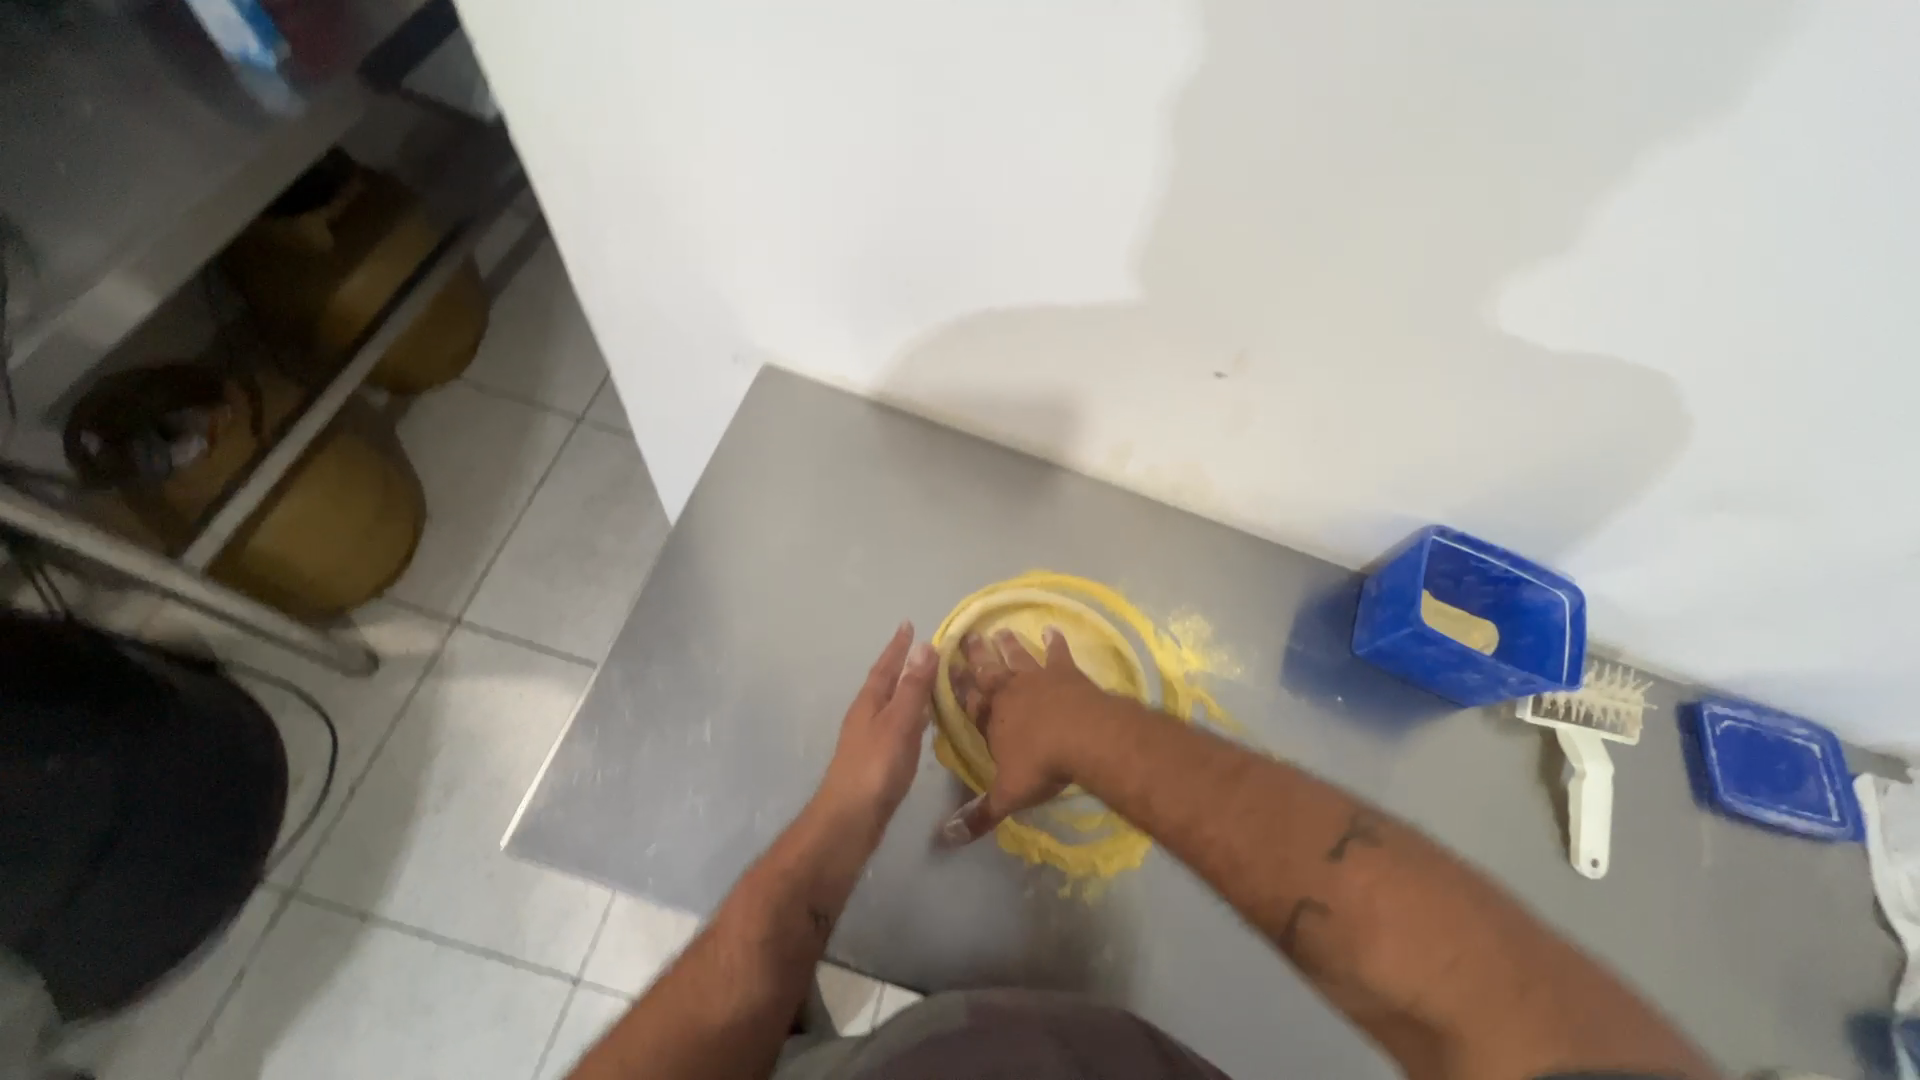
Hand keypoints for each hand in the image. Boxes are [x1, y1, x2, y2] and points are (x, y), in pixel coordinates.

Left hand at [817, 622, 937, 824]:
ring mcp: (870, 741)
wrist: (850, 820)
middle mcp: (866, 717)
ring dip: (908, 691)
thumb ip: (913, 687)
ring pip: (892, 706)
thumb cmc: (875, 767)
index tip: (908, 625)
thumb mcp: (898, 722)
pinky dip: (911, 718)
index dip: (898, 647)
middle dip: (903, 666)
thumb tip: (925, 645)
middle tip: (923, 650)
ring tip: (927, 682)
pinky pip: (898, 728)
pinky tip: (921, 726)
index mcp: (869, 703)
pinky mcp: (877, 762)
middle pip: (886, 684)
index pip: (886, 667)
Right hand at [938, 626, 1107, 845]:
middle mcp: (1009, 693)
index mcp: (990, 719)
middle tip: (966, 635)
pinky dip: (1054, 641)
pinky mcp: (1066, 673)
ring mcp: (1038, 679)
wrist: (1083, 736)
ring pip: (1017, 658)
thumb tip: (947, 839)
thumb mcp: (1008, 795)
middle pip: (988, 671)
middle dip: (976, 656)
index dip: (957, 686)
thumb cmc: (1041, 765)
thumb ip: (980, 814)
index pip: (968, 701)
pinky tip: (1051, 629)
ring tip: (998, 631)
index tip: (945, 667)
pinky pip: (1057, 653)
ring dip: (1008, 646)